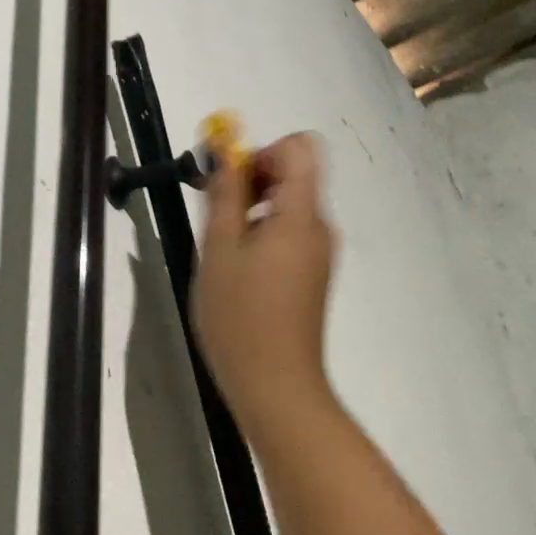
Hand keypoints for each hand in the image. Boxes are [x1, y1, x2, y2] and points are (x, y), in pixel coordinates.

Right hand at [192, 132, 337, 429]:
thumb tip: (226, 150)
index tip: (230, 181)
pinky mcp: (313, 275)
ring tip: (222, 250)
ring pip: (289, 204)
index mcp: (301, 215)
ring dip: (252, 210)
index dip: (262, 151)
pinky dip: (262, 234)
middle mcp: (320, 227)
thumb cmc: (240, 317)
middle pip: (294, 174)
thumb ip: (223, 194)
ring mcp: (320, 253)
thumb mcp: (219, 250)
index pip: (300, 147)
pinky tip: (237, 271)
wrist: (276, 387)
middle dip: (252, 180)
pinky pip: (290, 232)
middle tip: (215, 216)